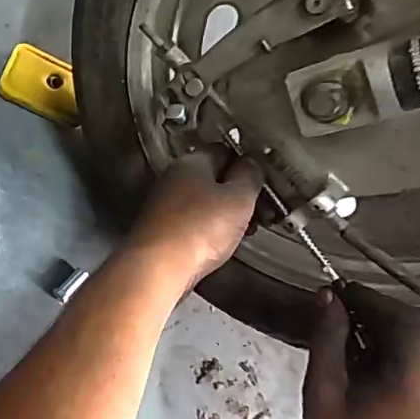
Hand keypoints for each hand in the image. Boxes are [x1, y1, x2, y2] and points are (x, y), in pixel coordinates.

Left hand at [122, 150, 263, 286]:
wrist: (157, 268)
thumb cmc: (198, 229)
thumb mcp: (238, 198)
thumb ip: (249, 175)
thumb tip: (251, 163)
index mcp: (190, 162)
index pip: (223, 150)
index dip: (246, 163)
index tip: (262, 180)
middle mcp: (172, 179)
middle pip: (212, 178)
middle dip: (237, 194)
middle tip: (259, 211)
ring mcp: (163, 205)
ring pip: (202, 203)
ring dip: (224, 215)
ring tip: (244, 231)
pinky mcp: (159, 231)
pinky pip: (191, 224)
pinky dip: (207, 232)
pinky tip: (219, 246)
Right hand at [301, 286, 419, 418]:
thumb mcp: (323, 400)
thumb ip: (328, 343)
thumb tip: (327, 297)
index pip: (412, 321)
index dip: (375, 299)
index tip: (341, 292)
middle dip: (389, 312)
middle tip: (348, 314)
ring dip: (403, 330)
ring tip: (362, 339)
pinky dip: (416, 352)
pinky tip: (382, 365)